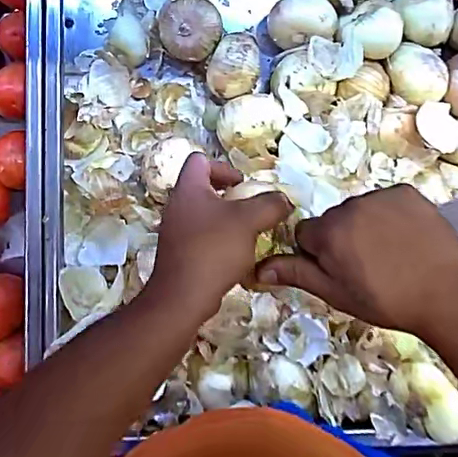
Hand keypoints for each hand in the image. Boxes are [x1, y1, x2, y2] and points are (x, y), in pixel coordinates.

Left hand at [143, 154, 291, 321]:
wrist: (182, 296)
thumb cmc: (213, 249)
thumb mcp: (248, 221)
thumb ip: (269, 205)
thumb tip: (283, 200)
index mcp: (188, 188)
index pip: (200, 160)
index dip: (224, 167)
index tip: (243, 185)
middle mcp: (176, 205)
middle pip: (203, 187)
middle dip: (230, 197)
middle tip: (249, 210)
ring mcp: (174, 230)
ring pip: (203, 214)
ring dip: (226, 221)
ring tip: (246, 235)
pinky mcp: (177, 253)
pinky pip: (200, 237)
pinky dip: (218, 242)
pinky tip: (234, 258)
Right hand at [256, 183, 457, 336]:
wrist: (448, 296)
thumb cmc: (388, 301)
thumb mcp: (337, 294)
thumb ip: (298, 274)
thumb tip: (259, 267)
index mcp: (329, 232)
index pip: (307, 234)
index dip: (320, 254)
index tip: (341, 270)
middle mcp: (350, 206)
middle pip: (334, 220)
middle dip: (344, 238)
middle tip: (370, 267)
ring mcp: (380, 196)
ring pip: (360, 210)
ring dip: (368, 226)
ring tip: (393, 254)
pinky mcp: (407, 192)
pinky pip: (388, 200)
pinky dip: (393, 215)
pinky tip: (408, 239)